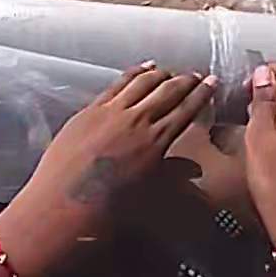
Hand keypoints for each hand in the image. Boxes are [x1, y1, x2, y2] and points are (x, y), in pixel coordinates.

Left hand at [0, 64, 216, 276]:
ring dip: (161, 74)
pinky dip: (134, 73)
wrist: (62, 204)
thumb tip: (192, 170)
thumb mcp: (146, 194)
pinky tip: (142, 67)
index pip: (186, 110)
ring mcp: (112, 112)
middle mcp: (137, 121)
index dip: (201, 94)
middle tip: (196, 74)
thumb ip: (170, 176)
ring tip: (171, 71)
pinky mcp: (91, 109)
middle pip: (168, 91)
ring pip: (144, 82)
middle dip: (186, 80)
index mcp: (155, 143)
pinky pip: (118, 83)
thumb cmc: (105, 208)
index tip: (212, 83)